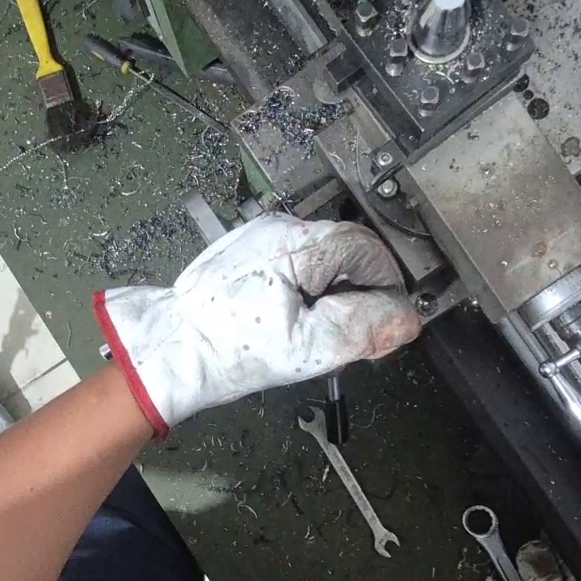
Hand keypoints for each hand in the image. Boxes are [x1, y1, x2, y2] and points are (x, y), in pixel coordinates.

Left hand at [97, 213, 418, 436]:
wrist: (174, 352)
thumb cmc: (231, 350)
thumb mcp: (307, 348)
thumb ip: (363, 329)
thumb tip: (406, 318)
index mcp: (296, 243)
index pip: (368, 248)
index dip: (387, 283)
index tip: (390, 317)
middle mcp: (278, 228)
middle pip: (345, 250)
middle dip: (359, 289)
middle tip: (356, 332)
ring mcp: (259, 236)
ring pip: (321, 257)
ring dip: (334, 290)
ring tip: (320, 329)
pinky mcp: (247, 251)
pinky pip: (295, 263)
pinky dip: (308, 288)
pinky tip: (296, 318)